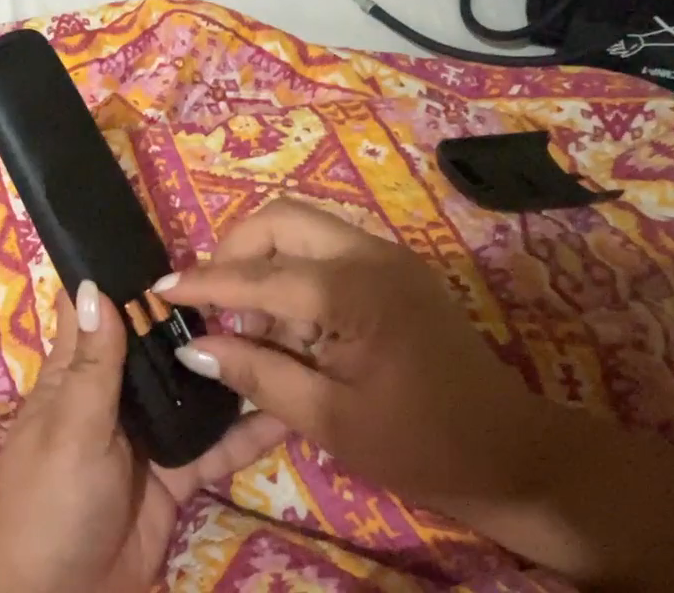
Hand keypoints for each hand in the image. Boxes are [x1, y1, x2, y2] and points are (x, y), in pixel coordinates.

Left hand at [0, 281, 286, 592]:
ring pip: (191, 392)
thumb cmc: (50, 500)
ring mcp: (147, 437)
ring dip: (226, 369)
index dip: (124, 280)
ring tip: (280, 333)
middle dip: (192, 321)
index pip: (97, 313)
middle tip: (252, 286)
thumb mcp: (72, 428)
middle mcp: (113, 397)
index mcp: (76, 375)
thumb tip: (93, 284)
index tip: (171, 246)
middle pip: (154, 348)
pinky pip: (216, 448)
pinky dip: (247, 433)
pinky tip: (288, 410)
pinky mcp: (176, 477)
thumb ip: (92, 364)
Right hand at [154, 198, 564, 526]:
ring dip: (262, 259)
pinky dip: (290, 271)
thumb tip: (193, 346)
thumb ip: (257, 373)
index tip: (160, 289)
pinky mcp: (392, 269)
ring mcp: (386, 256)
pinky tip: (284, 321)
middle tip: (211, 300)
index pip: (259, 275)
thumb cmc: (421, 445)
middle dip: (235, 250)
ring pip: (300, 227)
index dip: (204, 282)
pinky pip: (323, 248)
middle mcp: (370, 255)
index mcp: (356, 292)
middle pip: (280, 219)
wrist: (513, 454)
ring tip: (246, 318)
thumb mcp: (329, 420)